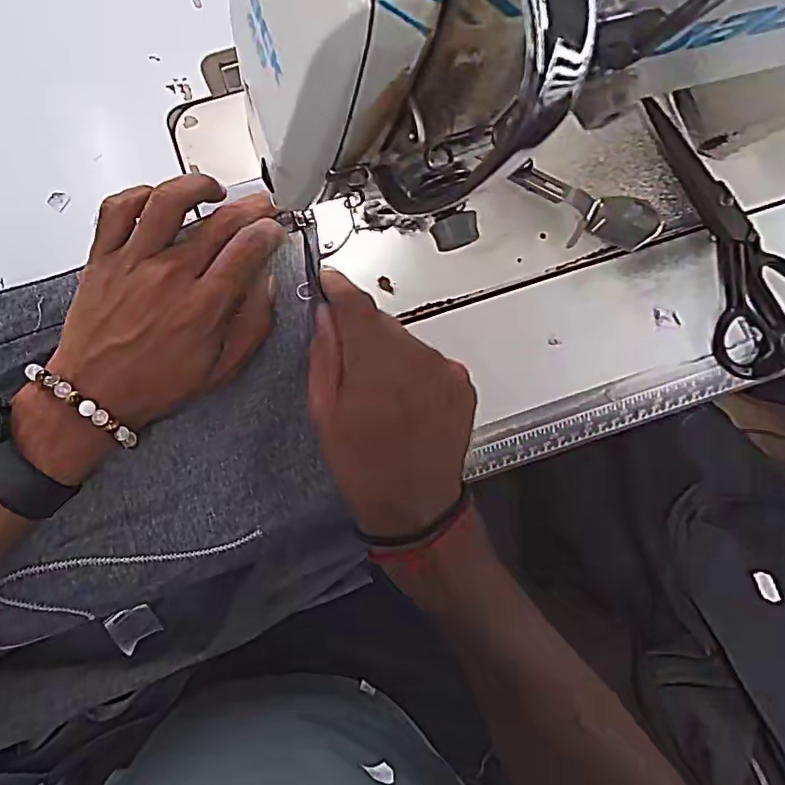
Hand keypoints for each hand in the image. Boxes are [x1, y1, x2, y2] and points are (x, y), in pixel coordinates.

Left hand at [13, 175, 284, 483]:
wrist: (95, 394)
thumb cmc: (151, 385)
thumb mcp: (219, 369)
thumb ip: (252, 325)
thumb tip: (266, 285)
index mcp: (202, 307)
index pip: (248, 247)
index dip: (269, 230)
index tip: (273, 230)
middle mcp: (168, 278)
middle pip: (220, 220)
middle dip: (251, 206)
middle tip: (258, 208)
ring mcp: (133, 263)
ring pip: (169, 200)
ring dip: (197, 186)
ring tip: (212, 191)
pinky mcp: (103, 259)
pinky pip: (117, 209)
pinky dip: (139, 194)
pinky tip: (156, 200)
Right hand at [307, 269, 475, 537]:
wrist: (414, 505)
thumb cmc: (366, 468)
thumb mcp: (324, 413)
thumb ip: (324, 356)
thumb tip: (325, 317)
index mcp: (374, 365)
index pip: (355, 303)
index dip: (338, 286)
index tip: (328, 280)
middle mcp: (414, 359)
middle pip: (380, 320)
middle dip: (360, 332)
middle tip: (347, 363)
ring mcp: (442, 369)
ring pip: (404, 338)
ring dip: (387, 352)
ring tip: (376, 393)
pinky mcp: (459, 380)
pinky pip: (426, 357)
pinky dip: (410, 367)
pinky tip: (400, 398)